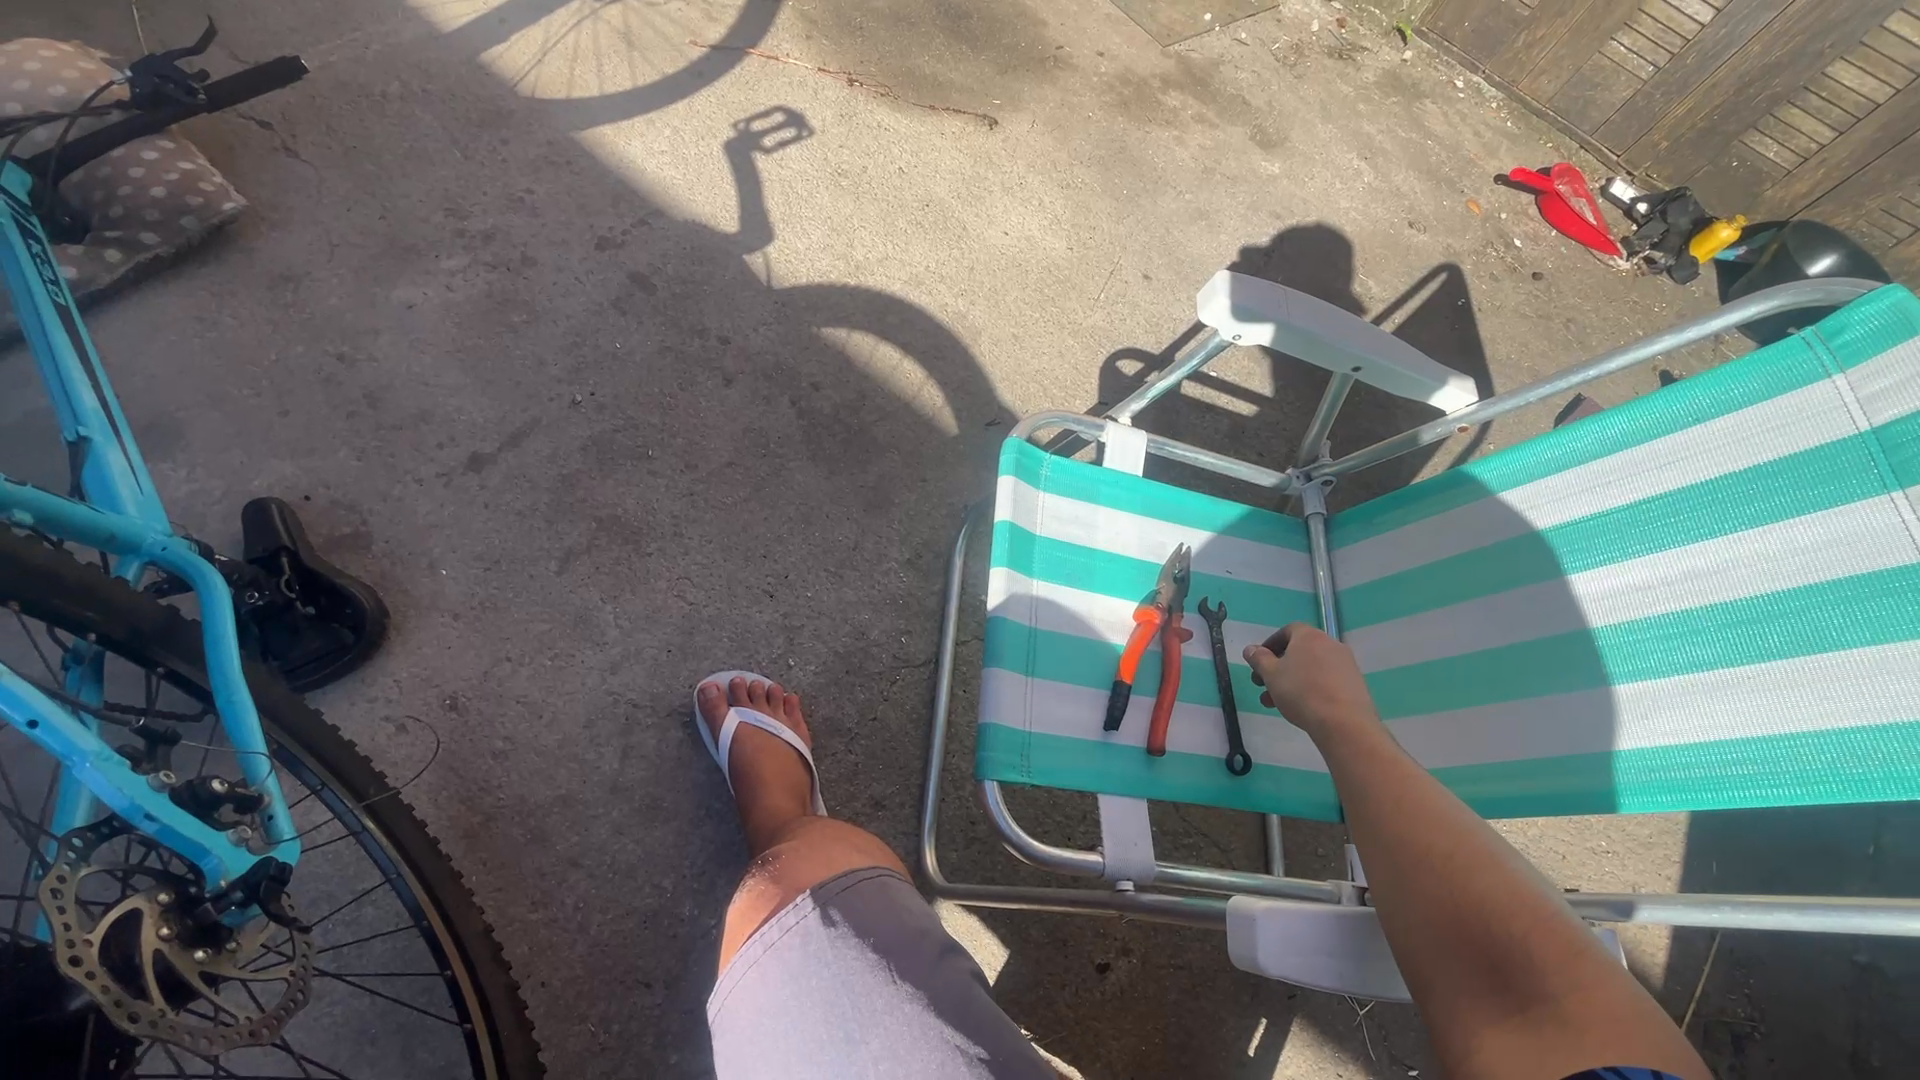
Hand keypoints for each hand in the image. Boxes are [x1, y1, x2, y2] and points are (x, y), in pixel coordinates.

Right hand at [1243, 622, 1378, 738]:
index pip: (1288, 631)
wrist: (1344, 722)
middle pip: (1299, 652)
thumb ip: (1258, 659)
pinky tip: (1301, 707)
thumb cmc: (1301, 692)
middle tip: (1263, 685)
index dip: (1270, 644)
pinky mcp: (1355, 684)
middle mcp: (1330, 645)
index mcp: (1310, 637)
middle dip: (1278, 668)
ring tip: (1276, 703)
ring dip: (1291, 681)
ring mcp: (1345, 665)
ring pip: (1311, 669)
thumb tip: (1251, 649)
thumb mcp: (1270, 675)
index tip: (1259, 661)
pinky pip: (1326, 681)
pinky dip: (1311, 689)